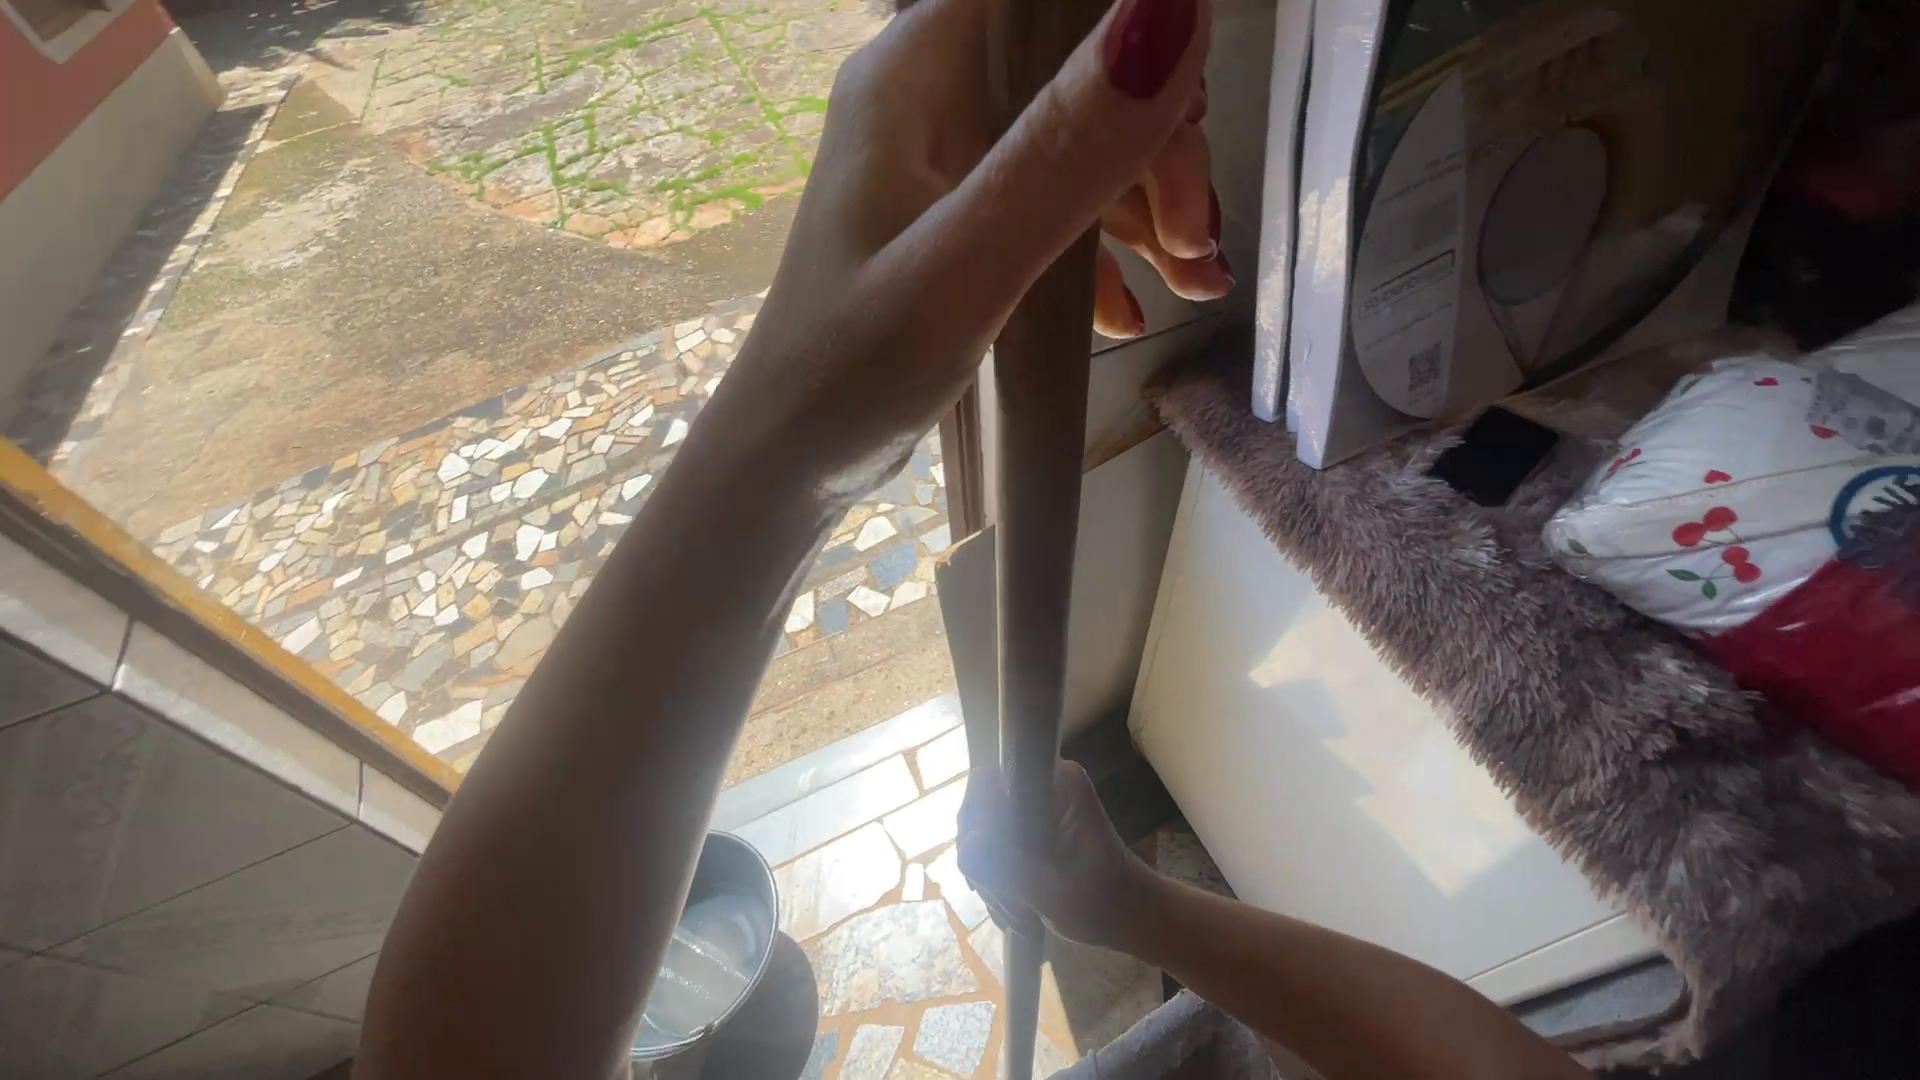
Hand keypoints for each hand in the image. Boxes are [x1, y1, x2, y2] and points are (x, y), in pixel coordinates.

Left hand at [707, 0, 1218, 499]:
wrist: (791, 455)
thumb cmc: (852, 372)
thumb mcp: (962, 269)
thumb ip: (1062, 154)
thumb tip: (1177, 12)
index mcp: (918, 73)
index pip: (1056, 1)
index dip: (1139, 42)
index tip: (1189, 136)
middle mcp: (931, 100)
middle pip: (1079, 74)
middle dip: (1155, 148)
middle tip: (1195, 248)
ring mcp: (942, 168)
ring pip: (1072, 149)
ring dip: (1142, 209)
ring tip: (1195, 285)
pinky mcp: (953, 229)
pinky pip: (1045, 213)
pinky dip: (1096, 255)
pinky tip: (1129, 312)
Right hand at [956, 759, 1162, 951]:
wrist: (1130, 915)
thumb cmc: (1106, 904)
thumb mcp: (1056, 894)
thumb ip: (1011, 869)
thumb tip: (965, 847)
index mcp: (1056, 783)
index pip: (988, 783)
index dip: (977, 822)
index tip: (986, 868)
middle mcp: (1041, 782)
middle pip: (980, 809)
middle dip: (985, 861)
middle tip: (1006, 906)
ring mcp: (1033, 802)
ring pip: (982, 829)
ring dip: (991, 876)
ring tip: (1016, 915)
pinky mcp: (1029, 822)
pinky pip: (992, 841)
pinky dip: (996, 877)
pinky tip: (1012, 907)